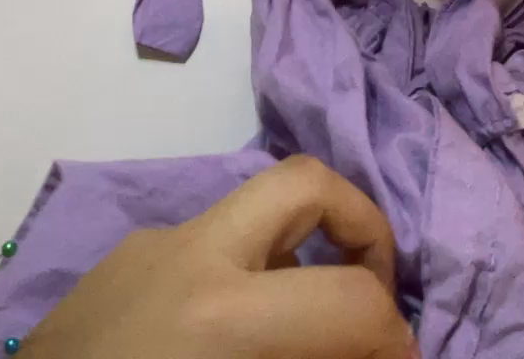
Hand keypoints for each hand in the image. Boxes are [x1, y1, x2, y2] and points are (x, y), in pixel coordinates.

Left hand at [20, 155, 413, 358]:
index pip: (353, 302)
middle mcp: (186, 252)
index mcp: (219, 315)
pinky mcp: (123, 257)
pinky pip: (209, 250)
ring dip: (299, 259)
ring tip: (301, 335)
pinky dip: (245, 283)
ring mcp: (149, 243)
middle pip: (304, 181)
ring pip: (254, 214)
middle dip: (363, 227)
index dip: (400, 341)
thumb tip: (366, 350)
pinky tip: (226, 343)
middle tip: (376, 298)